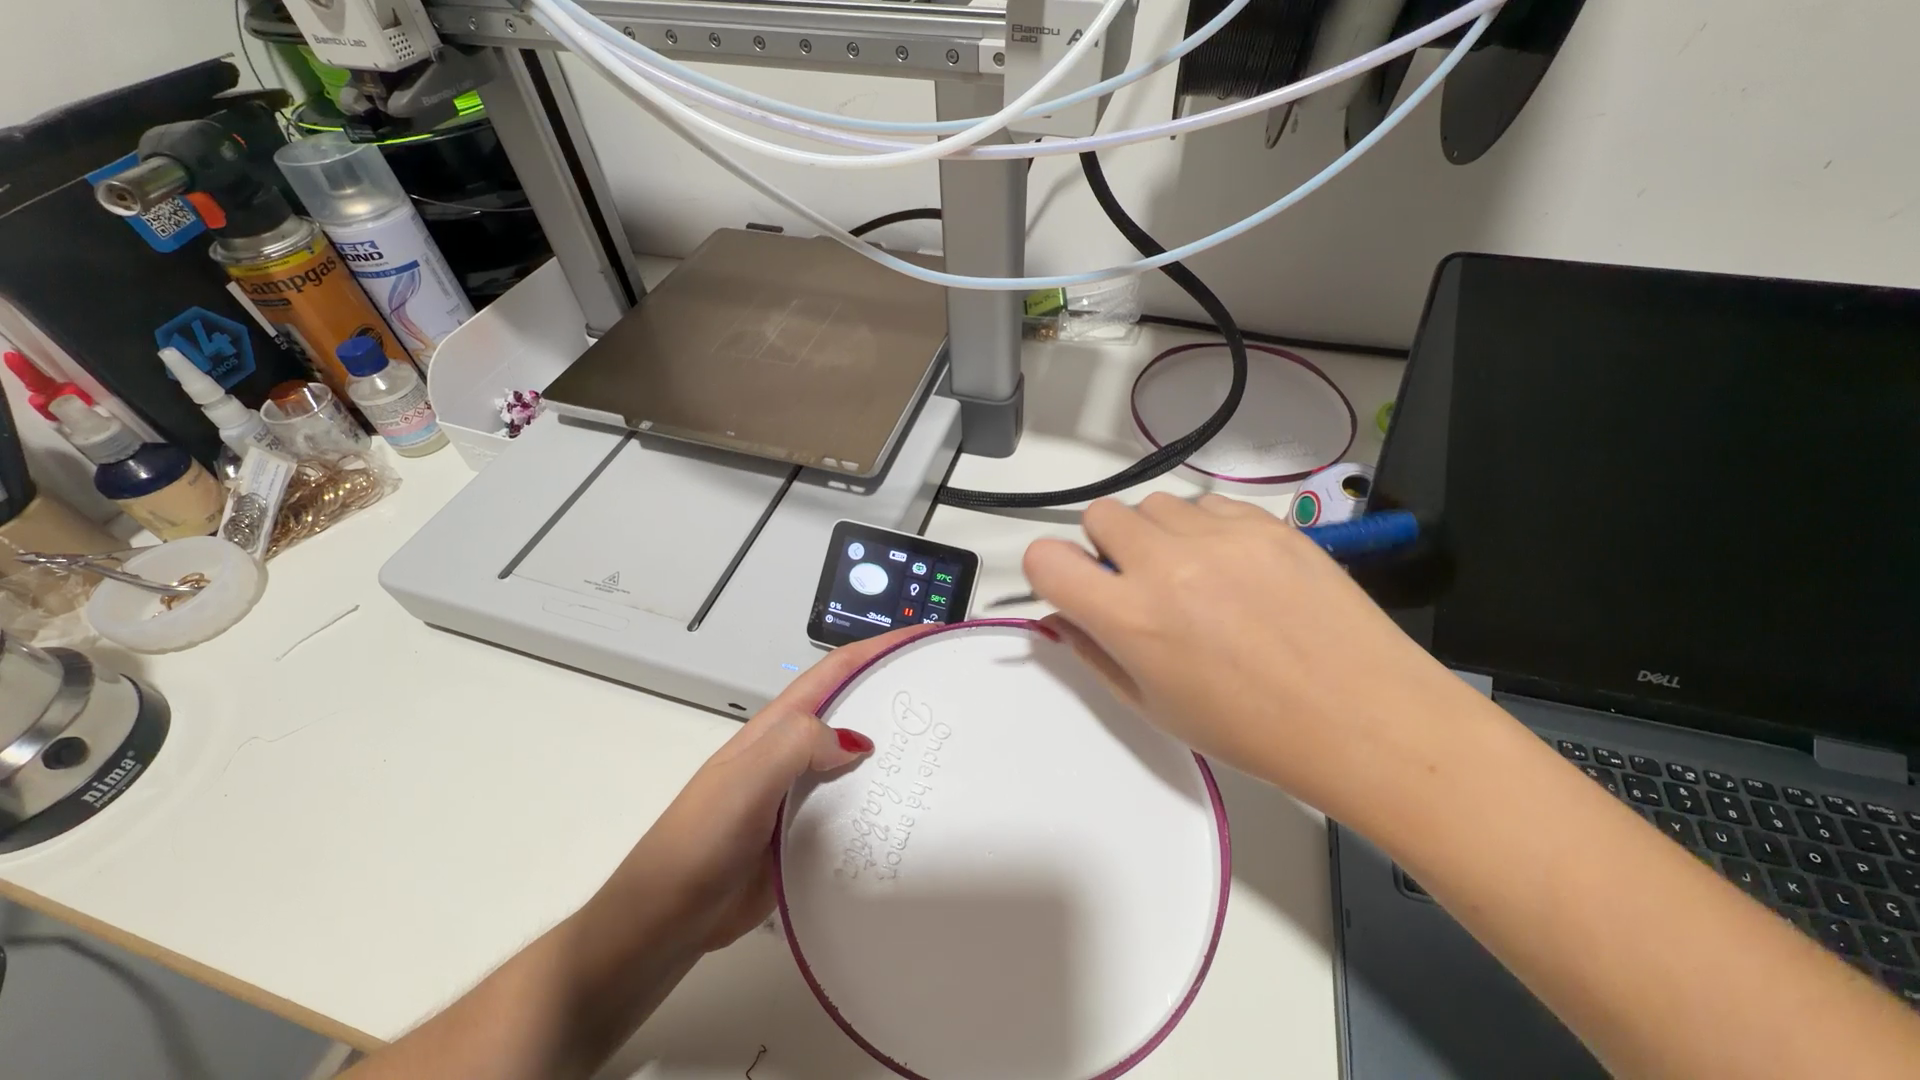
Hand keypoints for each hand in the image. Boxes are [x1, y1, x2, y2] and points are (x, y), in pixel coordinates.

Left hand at [602, 627, 929, 952]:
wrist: (672, 913)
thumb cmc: (703, 837)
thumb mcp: (747, 777)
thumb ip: (797, 744)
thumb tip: (859, 741)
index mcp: (778, 727)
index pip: (837, 671)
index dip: (879, 647)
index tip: (926, 636)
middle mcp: (796, 754)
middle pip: (855, 711)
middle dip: (899, 693)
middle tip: (951, 697)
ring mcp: (803, 795)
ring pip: (860, 763)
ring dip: (897, 752)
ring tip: (948, 752)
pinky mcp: (811, 835)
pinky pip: (856, 809)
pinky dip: (885, 802)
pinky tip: (916, 810)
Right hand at [1023, 494, 1475, 812]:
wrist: (1361, 717)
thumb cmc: (1250, 730)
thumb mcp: (1153, 707)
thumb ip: (1095, 653)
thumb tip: (1064, 615)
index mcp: (1131, 618)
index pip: (1047, 559)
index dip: (1053, 573)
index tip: (1079, 591)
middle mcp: (1166, 564)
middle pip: (1099, 516)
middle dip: (1106, 548)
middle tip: (1140, 586)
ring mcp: (1221, 537)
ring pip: (1156, 505)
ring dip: (1157, 535)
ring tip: (1194, 576)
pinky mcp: (1268, 523)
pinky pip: (1210, 505)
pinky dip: (1205, 529)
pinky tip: (1235, 568)